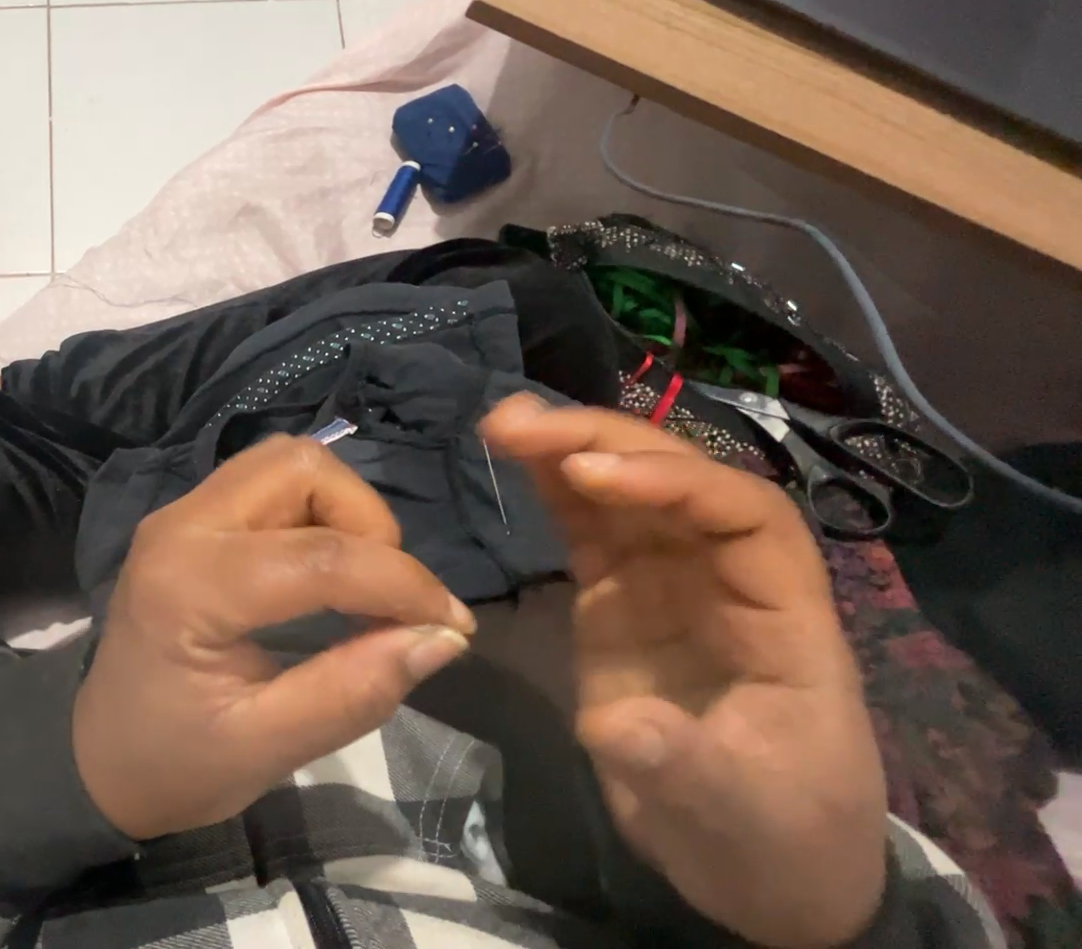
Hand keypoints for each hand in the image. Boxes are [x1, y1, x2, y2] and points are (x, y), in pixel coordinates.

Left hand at [74, 435, 477, 841]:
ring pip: (284, 463)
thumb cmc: (173, 762)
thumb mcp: (266, 746)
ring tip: (358, 581)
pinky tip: (324, 568)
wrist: (97, 755)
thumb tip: (443, 636)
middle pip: (298, 467)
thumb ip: (354, 689)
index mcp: (189, 586)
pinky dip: (314, 511)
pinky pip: (266, 482)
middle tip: (385, 595)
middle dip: (365, 522)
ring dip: (341, 509)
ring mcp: (180, 514)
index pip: (318, 555)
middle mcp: (180, 526)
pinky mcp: (189, 519)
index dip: (402, 582)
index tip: (451, 625)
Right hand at [481, 395, 887, 948]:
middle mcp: (725, 579)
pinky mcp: (615, 593)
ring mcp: (666, 582)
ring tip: (502, 422)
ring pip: (625, 490)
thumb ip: (684, 765)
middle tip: (519, 425)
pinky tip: (514, 455)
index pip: (742, 515)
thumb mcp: (733, 811)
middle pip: (678, 481)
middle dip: (603, 442)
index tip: (588, 473)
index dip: (672, 482)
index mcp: (781, 617)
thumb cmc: (763, 833)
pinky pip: (586, 523)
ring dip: (568, 447)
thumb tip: (619, 727)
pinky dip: (551, 485)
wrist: (744, 859)